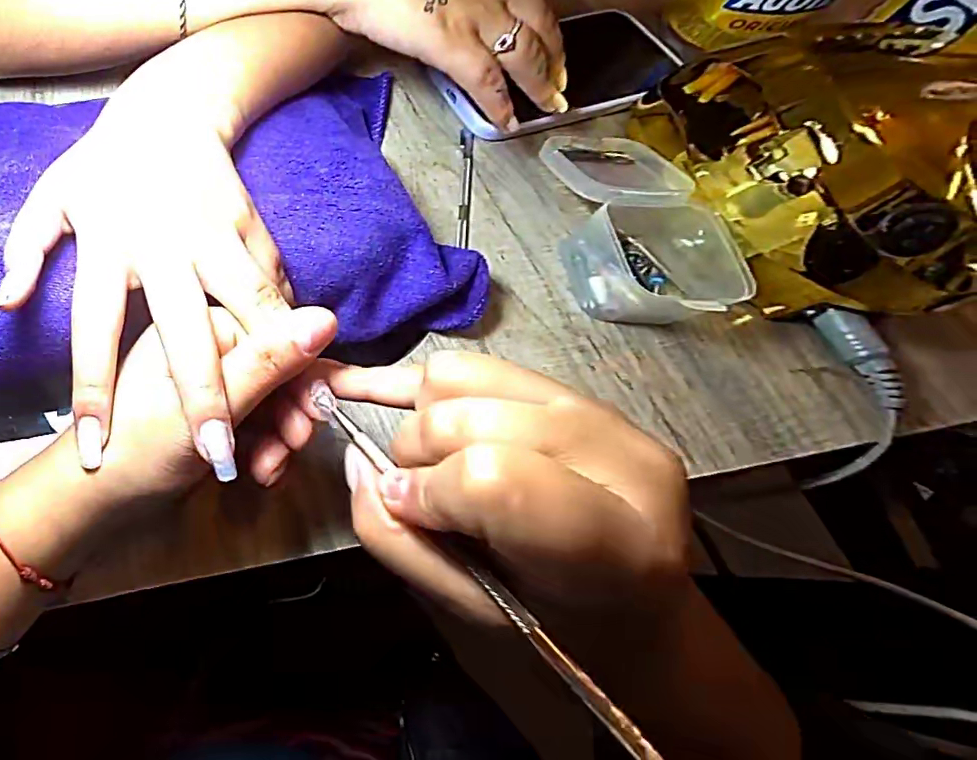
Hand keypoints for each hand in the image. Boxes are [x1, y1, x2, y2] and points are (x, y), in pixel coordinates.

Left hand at [0, 101, 295, 480]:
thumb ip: (24, 249)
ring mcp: (213, 235)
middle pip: (182, 327)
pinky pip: (273, 285)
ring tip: (280, 425)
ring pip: (247, 307)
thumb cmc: (100, 164)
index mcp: (106, 243)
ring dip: (265, 367)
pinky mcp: (251, 228)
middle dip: (198, 394)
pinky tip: (301, 373)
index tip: (93, 447)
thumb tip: (5, 304)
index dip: (92, 391)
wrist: (168, 111)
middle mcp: (163, 244)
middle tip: (209, 455)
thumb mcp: (50, 196)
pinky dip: (288, 330)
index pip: (93, 327)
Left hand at [92, 304, 336, 505]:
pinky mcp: (205, 392)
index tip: (310, 415)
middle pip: (273, 361)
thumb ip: (264, 363)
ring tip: (268, 464)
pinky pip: (253, 406)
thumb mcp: (206, 407)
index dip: (299, 376)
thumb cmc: (134, 450)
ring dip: (279, 429)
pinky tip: (260, 464)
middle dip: (289, 407)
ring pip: (268, 388)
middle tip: (291, 444)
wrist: (96, 493)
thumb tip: (321, 320)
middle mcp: (195, 328)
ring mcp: (200, 361)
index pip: (272, 328)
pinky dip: (264, 437)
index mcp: (189, 312)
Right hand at [324, 0, 641, 130]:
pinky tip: (507, 121)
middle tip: (565, 74)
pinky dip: (499, 104)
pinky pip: (486, 81)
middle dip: (559, 51)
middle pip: (544, 21)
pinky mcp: (454, 46)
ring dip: (540, 82)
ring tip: (550, 103)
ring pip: (526, 54)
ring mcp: (480, 15)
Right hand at [324, 351, 691, 626]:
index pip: (492, 477)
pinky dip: (399, 377)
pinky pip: (460, 362)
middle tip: (426, 499)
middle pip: (456, 421)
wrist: (631, 600)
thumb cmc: (555, 621)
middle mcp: (612, 457)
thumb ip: (396, 538)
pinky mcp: (561, 386)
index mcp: (613, 540)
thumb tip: (360, 463)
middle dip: (416, 459)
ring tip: (435, 461)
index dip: (431, 489)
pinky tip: (351, 384)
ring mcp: (591, 410)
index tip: (412, 511)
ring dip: (418, 421)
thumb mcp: (470, 610)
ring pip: (448, 378)